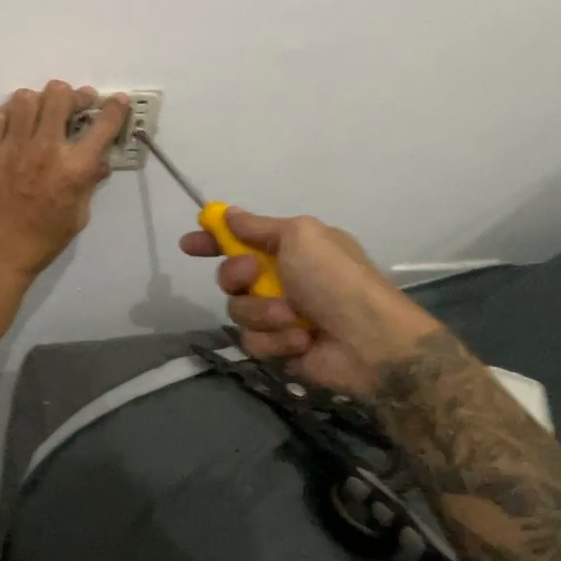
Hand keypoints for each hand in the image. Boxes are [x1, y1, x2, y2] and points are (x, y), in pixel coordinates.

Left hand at [0, 82, 130, 280]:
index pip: (102, 126)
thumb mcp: (79, 215)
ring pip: (25, 98)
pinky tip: (15, 126)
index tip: (117, 101)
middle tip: (74, 104)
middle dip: (72, 95)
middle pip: (59, 96)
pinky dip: (9, 114)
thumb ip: (90, 183)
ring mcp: (13, 147)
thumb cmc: (44, 239)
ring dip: (38, 100)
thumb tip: (100, 160)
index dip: (115, 108)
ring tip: (41, 112)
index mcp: (74, 169)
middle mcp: (46, 150)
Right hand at [181, 210, 440, 394]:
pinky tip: (301, 341)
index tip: (188, 244)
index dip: (211, 239)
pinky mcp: (279, 347)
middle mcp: (282, 277)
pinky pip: (253, 341)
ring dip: (263, 312)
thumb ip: (258, 227)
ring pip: (238, 309)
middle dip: (237, 276)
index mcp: (290, 247)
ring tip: (293, 318)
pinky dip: (276, 340)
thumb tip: (230, 213)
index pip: (239, 237)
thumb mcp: (300, 236)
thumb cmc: (336, 280)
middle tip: (255, 277)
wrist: (371, 343)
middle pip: (230, 275)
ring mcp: (280, 314)